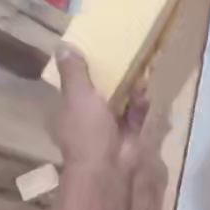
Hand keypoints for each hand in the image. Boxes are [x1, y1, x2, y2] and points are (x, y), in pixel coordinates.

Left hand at [50, 45, 144, 178]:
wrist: (109, 165)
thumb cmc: (86, 129)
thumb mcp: (76, 95)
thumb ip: (73, 71)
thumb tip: (62, 45)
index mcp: (66, 111)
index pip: (72, 88)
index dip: (83, 73)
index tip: (96, 58)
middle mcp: (85, 119)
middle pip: (98, 93)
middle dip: (112, 79)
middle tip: (124, 62)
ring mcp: (108, 128)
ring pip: (120, 103)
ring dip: (130, 90)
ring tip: (141, 74)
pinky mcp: (128, 133)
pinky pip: (135, 114)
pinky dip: (140, 105)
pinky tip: (146, 94)